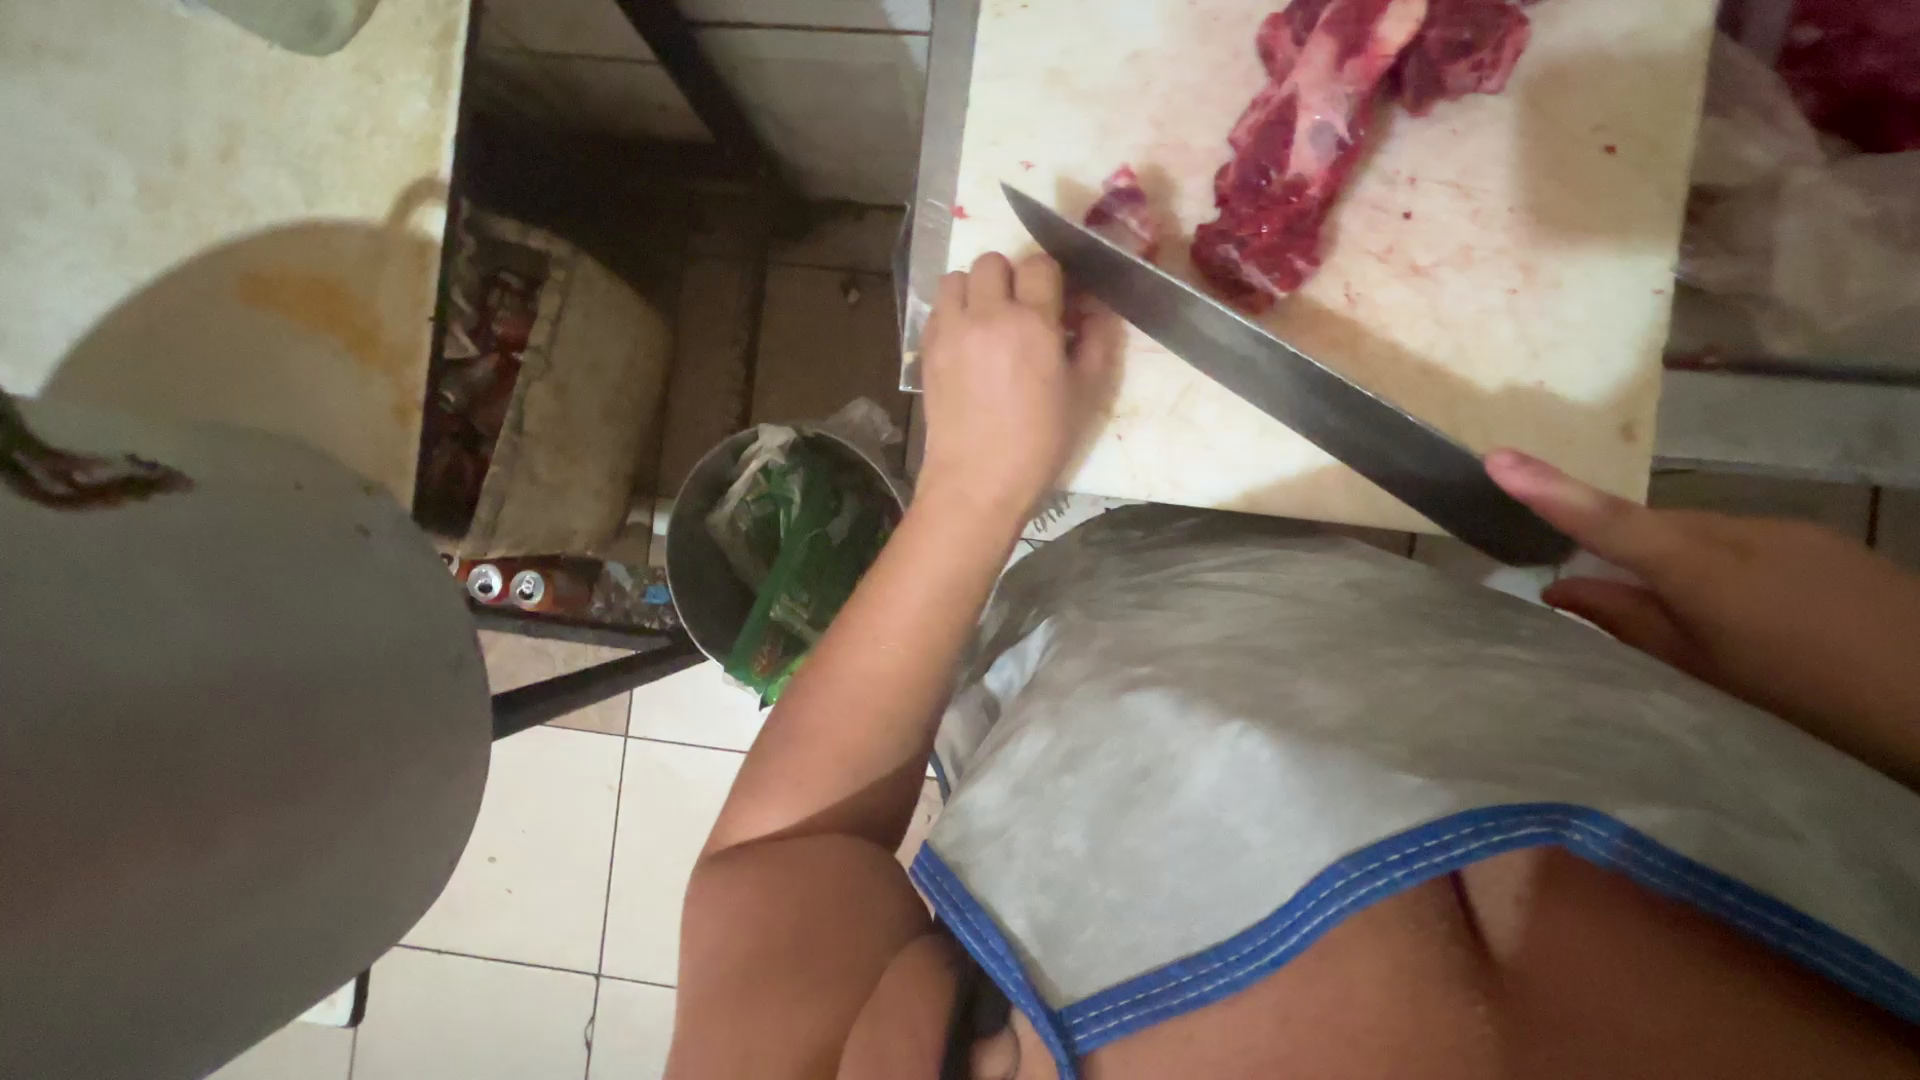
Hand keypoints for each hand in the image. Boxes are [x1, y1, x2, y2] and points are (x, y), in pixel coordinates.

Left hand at [917, 252, 1117, 524]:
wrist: (978, 480)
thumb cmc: (1039, 443)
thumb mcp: (1085, 394)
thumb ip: (1098, 342)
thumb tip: (1099, 309)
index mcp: (1032, 322)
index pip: (1039, 264)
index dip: (1051, 277)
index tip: (1056, 302)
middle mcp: (986, 315)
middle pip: (993, 261)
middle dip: (1011, 278)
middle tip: (1021, 311)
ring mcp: (950, 330)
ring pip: (957, 277)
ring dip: (975, 289)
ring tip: (988, 321)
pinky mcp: (926, 350)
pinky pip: (937, 308)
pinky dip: (953, 313)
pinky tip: (967, 342)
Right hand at [1487, 449, 1919, 787]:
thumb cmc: (1807, 697)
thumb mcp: (1700, 667)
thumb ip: (1625, 618)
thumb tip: (1560, 588)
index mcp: (1700, 567)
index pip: (1605, 519)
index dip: (1548, 489)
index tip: (1498, 459)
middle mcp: (1740, 531)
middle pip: (1649, 523)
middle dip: (1617, 547)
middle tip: (1597, 592)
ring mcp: (1788, 531)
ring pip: (1695, 532)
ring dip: (1672, 561)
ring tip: (1692, 619)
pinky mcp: (1823, 541)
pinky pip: (1739, 540)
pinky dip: (1717, 565)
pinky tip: (1748, 612)